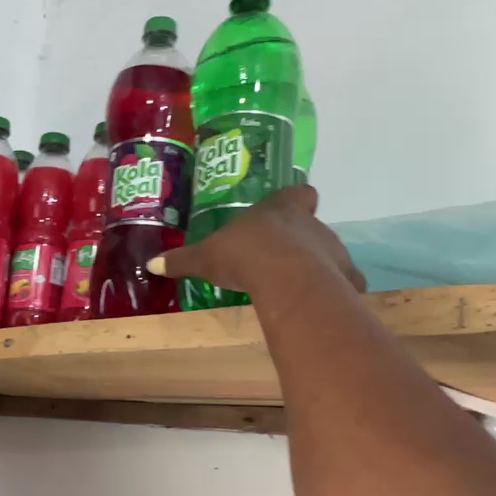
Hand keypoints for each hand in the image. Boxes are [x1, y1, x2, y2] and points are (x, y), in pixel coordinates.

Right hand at [148, 185, 365, 301]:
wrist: (285, 279)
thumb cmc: (243, 256)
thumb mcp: (204, 258)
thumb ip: (181, 261)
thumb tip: (151, 264)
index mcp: (279, 210)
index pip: (298, 193)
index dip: (294, 199)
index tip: (291, 206)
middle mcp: (309, 224)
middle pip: (311, 223)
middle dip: (298, 238)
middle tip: (278, 256)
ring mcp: (330, 248)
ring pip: (328, 251)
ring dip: (315, 264)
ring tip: (294, 285)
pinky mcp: (342, 275)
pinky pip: (343, 280)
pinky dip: (335, 290)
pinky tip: (319, 302)